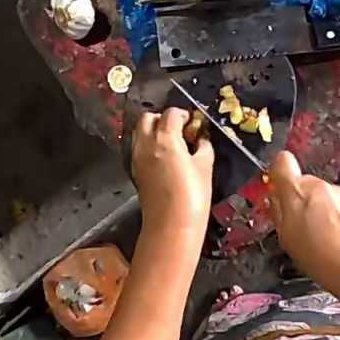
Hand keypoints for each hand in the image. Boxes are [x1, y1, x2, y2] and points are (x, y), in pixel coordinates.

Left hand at [130, 108, 214, 235]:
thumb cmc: (193, 194)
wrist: (171, 225)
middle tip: (179, 129)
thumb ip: (203, 147)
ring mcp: (137, 157)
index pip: (171, 114)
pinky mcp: (135, 171)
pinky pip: (138, 148)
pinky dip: (148, 145)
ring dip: (153, 130)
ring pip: (139, 132)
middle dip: (163, 119)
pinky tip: (164, 157)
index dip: (184, 114)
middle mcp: (146, 143)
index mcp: (165, 138)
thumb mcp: (205, 166)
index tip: (193, 123)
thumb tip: (201, 139)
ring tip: (171, 143)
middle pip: (148, 118)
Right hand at [268, 150, 339, 285]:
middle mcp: (319, 186)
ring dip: (325, 209)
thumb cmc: (319, 258)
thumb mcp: (286, 240)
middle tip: (306, 226)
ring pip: (326, 195)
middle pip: (305, 184)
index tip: (281, 190)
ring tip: (330, 237)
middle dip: (303, 200)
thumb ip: (279, 213)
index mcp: (295, 192)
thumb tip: (277, 198)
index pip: (282, 162)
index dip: (280, 173)